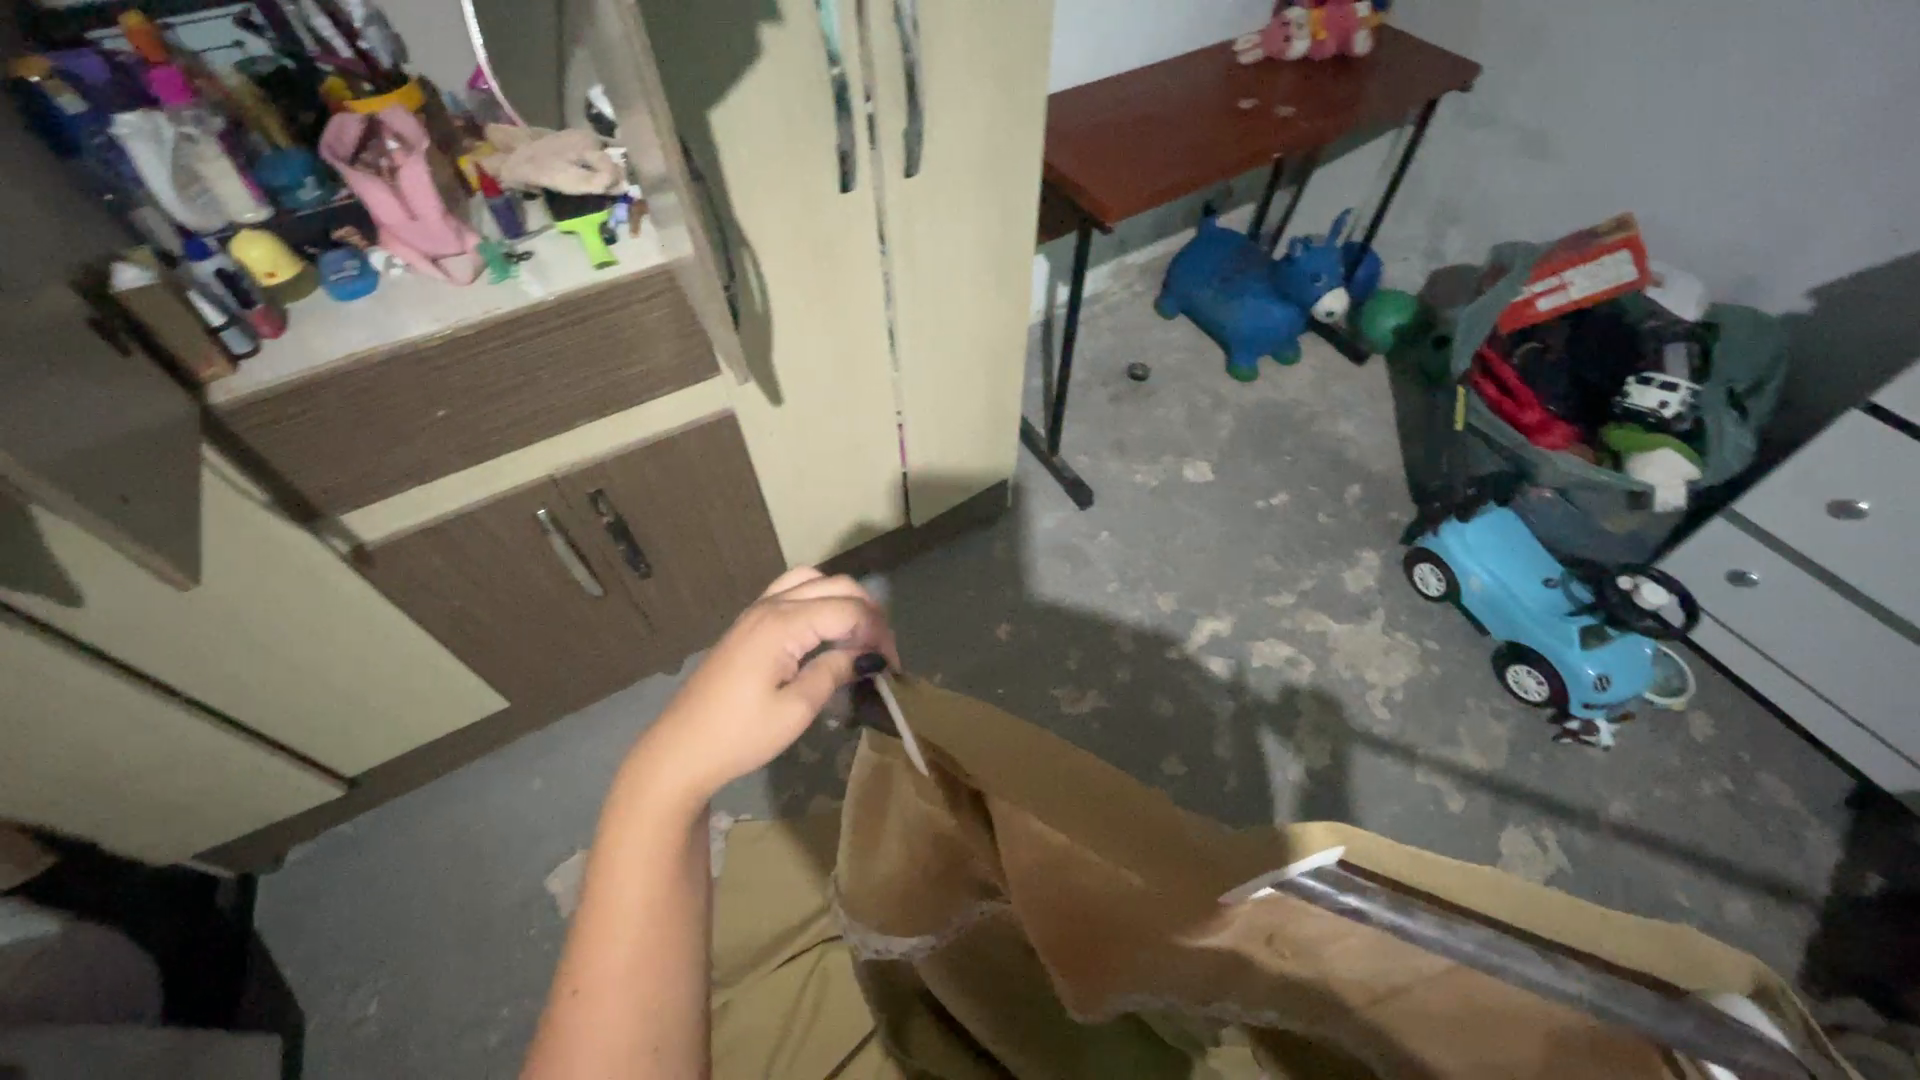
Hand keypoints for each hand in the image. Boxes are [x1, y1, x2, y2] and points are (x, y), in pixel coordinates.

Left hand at [627, 567, 897, 808]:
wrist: (681, 750)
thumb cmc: (740, 736)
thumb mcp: (796, 710)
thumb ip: (834, 672)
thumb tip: (867, 655)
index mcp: (783, 624)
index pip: (848, 610)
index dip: (878, 633)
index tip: (892, 668)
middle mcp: (770, 606)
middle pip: (835, 585)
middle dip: (867, 613)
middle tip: (882, 652)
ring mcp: (755, 612)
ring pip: (812, 580)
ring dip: (842, 600)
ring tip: (858, 635)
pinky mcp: (748, 624)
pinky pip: (791, 592)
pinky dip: (818, 601)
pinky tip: (826, 633)